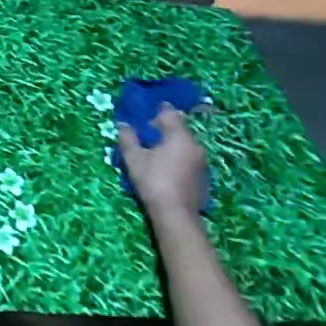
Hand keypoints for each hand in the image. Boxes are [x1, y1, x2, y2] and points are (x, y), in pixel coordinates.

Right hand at [117, 104, 206, 220]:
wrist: (176, 214)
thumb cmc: (153, 181)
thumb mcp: (134, 158)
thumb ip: (128, 138)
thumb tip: (123, 125)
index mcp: (180, 136)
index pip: (170, 114)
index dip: (157, 111)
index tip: (146, 115)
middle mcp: (195, 145)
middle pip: (180, 129)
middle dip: (164, 129)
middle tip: (146, 135)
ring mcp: (202, 162)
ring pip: (185, 144)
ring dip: (171, 144)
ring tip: (155, 152)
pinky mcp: (203, 176)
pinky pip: (189, 158)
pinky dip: (178, 157)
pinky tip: (166, 168)